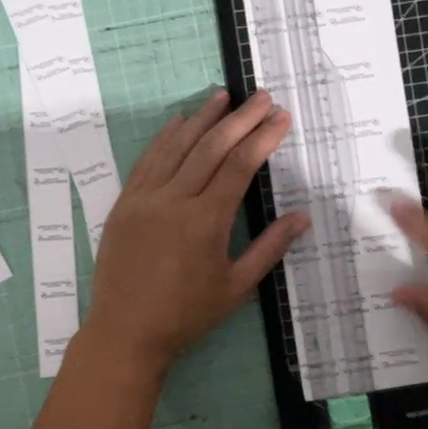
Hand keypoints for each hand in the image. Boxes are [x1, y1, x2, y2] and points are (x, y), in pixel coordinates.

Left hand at [80, 90, 310, 374]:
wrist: (125, 332)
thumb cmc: (186, 315)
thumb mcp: (236, 287)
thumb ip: (269, 248)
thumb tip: (302, 217)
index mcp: (206, 221)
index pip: (239, 166)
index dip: (263, 138)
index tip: (280, 118)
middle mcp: (174, 201)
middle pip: (211, 147)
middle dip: (240, 119)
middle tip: (261, 97)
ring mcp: (145, 199)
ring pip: (176, 146)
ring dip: (202, 118)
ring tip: (223, 96)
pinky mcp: (124, 203)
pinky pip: (147, 160)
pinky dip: (165, 137)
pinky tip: (179, 122)